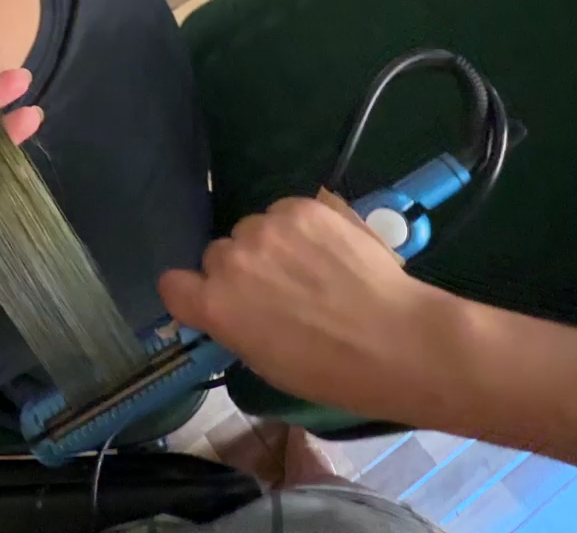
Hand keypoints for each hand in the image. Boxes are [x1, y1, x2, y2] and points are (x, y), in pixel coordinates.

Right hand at [159, 193, 459, 421]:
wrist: (402, 342)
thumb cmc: (333, 370)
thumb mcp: (265, 362)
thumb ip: (232, 324)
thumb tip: (227, 305)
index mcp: (215, 305)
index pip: (173, 284)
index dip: (193, 292)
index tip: (215, 299)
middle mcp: (230, 258)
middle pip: (219, 254)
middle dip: (242, 269)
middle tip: (281, 292)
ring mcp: (265, 227)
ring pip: (253, 229)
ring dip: (271, 245)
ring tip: (314, 270)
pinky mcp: (300, 206)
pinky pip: (285, 212)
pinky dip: (301, 228)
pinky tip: (331, 250)